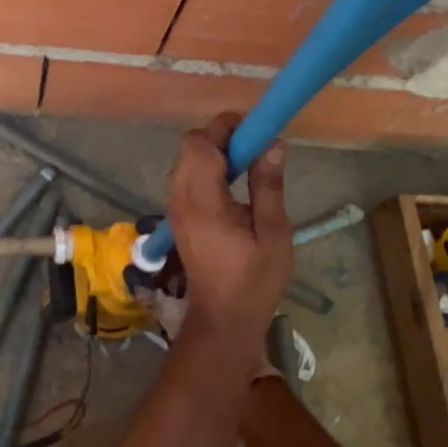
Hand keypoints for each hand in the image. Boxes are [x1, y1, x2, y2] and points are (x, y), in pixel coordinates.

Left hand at [166, 113, 292, 351]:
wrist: (223, 318)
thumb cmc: (254, 280)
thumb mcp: (273, 234)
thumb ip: (268, 186)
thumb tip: (272, 144)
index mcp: (202, 201)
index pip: (199, 144)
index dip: (224, 128)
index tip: (255, 129)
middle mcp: (180, 198)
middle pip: (189, 147)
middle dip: (220, 137)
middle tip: (255, 148)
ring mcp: (174, 206)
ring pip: (186, 160)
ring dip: (213, 152)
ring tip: (248, 166)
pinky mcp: (177, 215)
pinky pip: (186, 176)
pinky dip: (207, 169)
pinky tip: (233, 185)